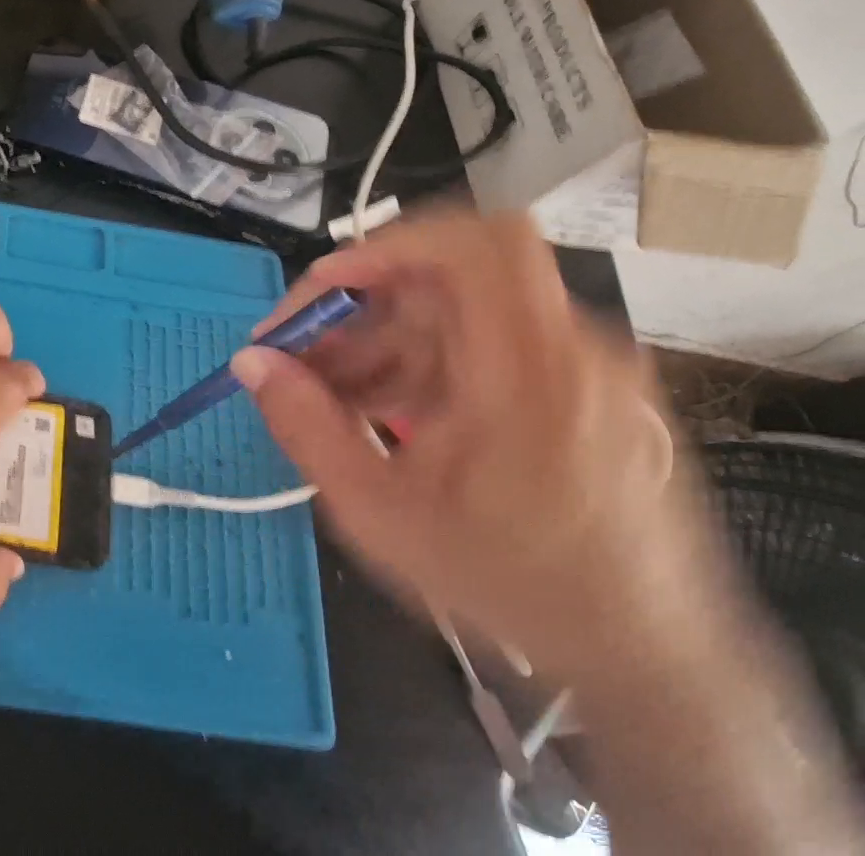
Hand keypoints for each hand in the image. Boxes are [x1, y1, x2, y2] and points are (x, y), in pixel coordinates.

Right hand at [232, 210, 706, 676]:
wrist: (645, 651)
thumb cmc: (506, 582)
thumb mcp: (378, 511)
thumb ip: (306, 425)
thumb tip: (251, 363)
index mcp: (526, 369)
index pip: (471, 245)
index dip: (386, 246)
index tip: (320, 293)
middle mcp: (565, 350)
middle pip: (447, 283)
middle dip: (358, 311)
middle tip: (297, 362)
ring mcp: (579, 371)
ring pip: (459, 319)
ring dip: (381, 345)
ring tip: (329, 401)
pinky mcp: (580, 393)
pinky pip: (486, 352)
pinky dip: (423, 369)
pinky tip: (382, 417)